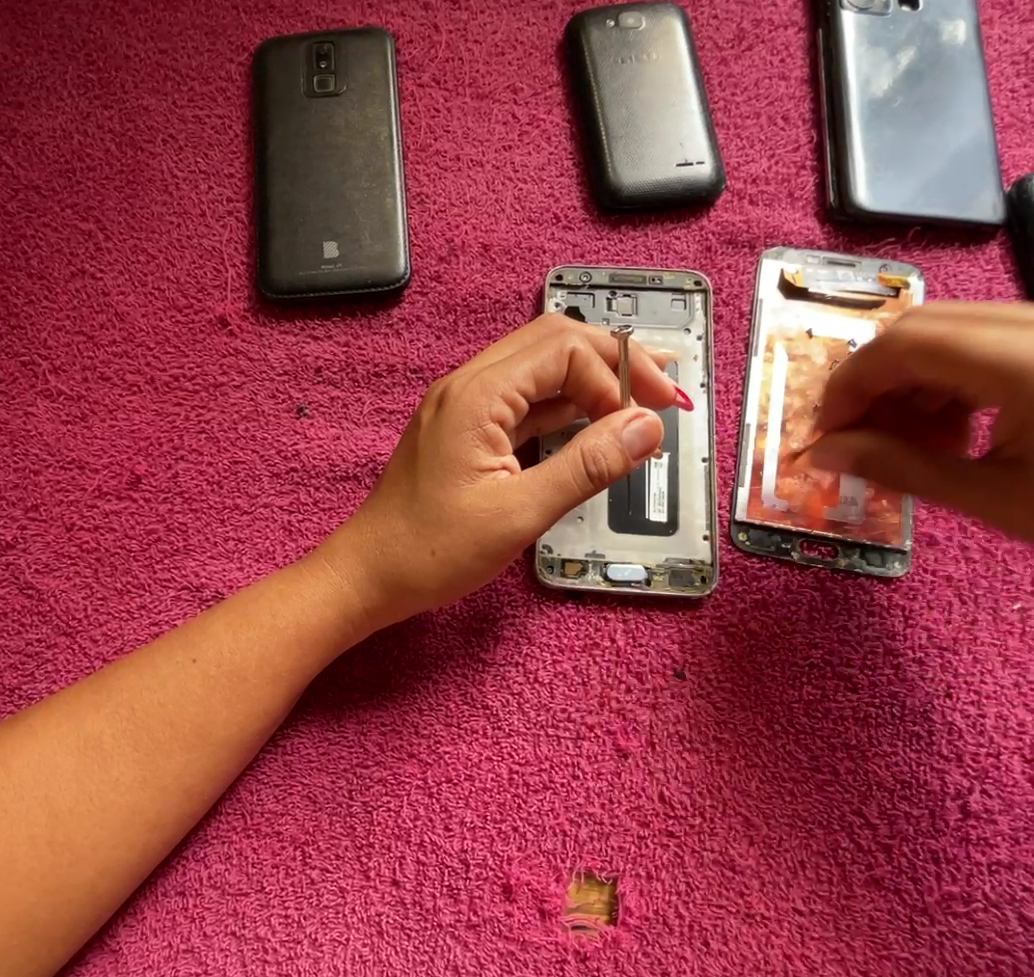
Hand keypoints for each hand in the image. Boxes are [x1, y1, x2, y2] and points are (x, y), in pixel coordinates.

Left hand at [319, 313, 681, 629]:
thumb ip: (586, 466)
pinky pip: (522, 404)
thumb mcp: (518, 514)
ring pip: (538, 371)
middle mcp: (467, 387)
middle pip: (553, 344)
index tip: (653, 417)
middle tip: (665, 392)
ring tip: (642, 403)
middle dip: (613, 362)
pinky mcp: (464, 432)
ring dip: (590, 382)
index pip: (564, 348)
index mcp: (477, 395)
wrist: (368, 576)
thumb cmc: (430, 552)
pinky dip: (562, 409)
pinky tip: (593, 426)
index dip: (618, 373)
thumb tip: (647, 427)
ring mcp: (463, 408)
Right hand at [804, 302, 1033, 644]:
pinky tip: (966, 430)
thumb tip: (828, 452)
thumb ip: (906, 468)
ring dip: (920, 380)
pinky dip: (966, 379)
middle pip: (931, 325)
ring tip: (912, 444)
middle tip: (857, 440)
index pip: (906, 342)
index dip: (849, 385)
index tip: (825, 435)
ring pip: (969, 331)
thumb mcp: (1006, 504)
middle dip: (877, 380)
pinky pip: (1012, 343)